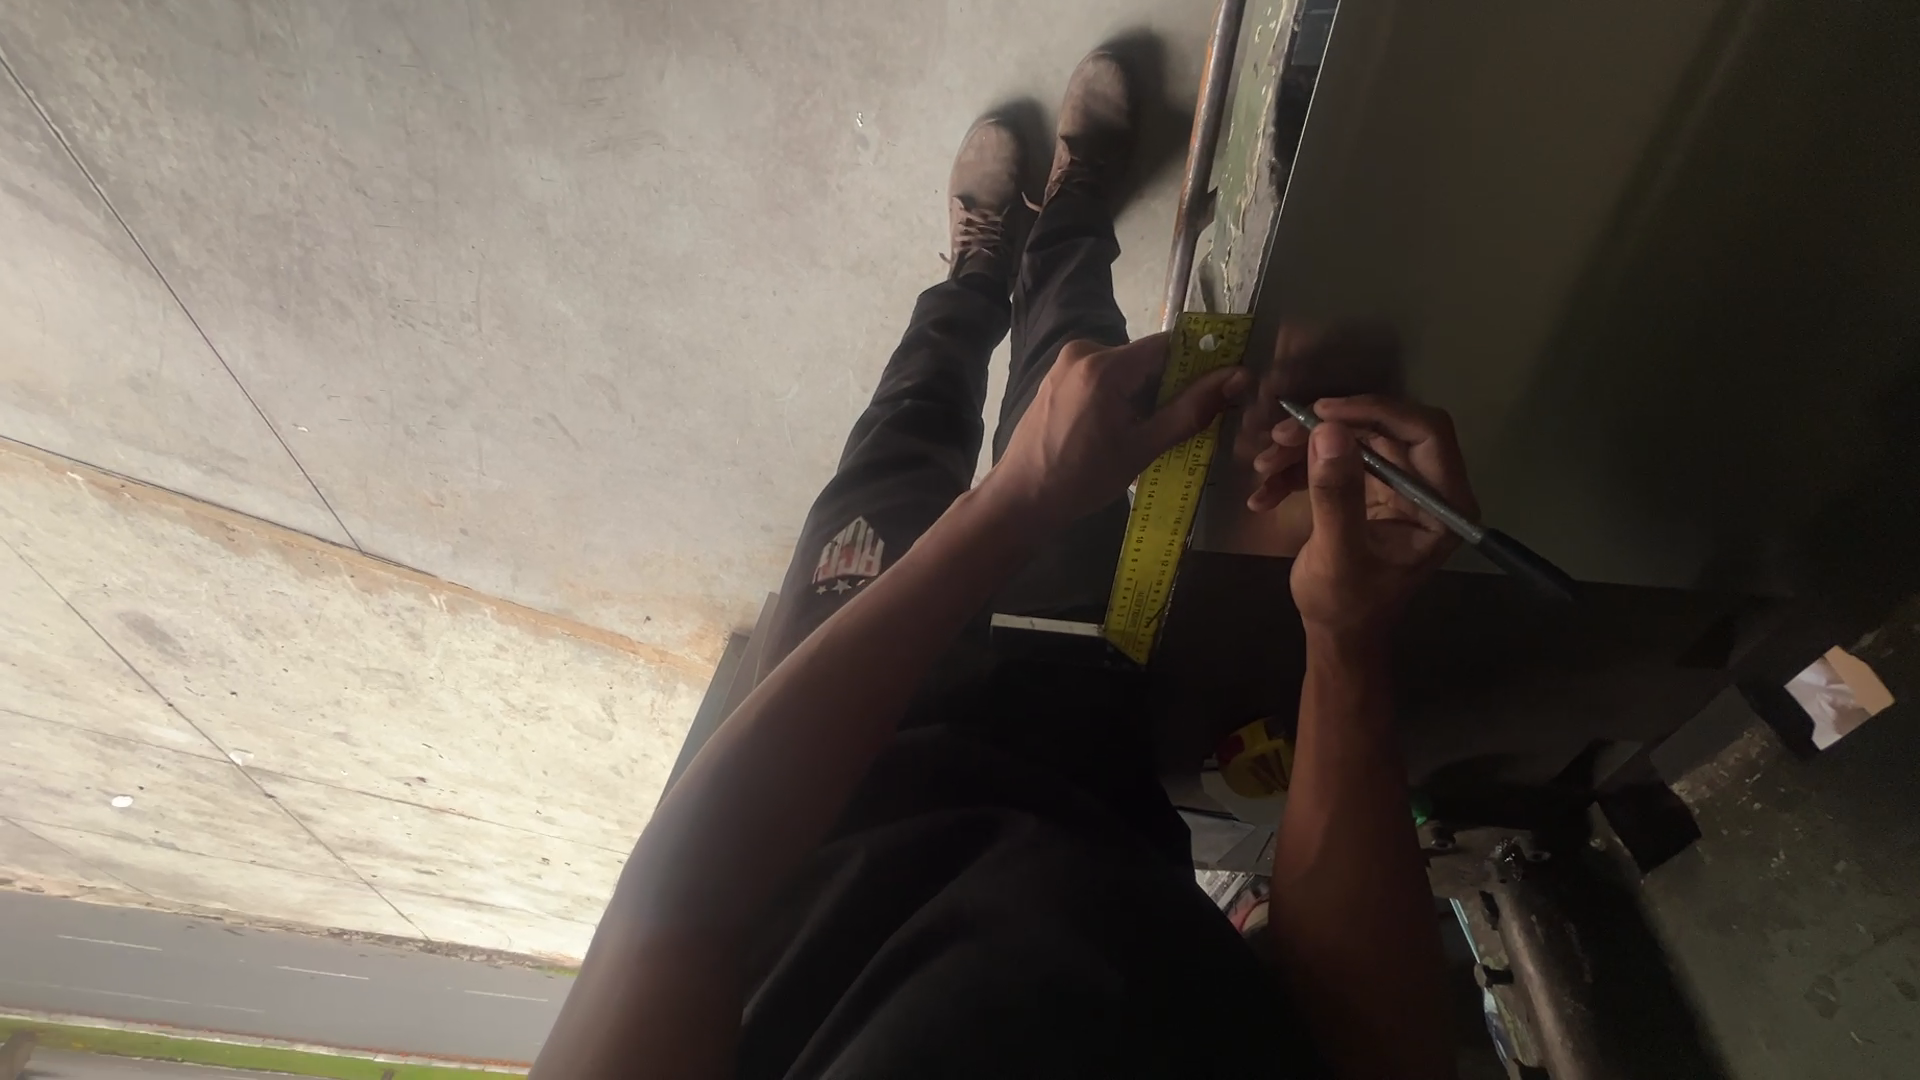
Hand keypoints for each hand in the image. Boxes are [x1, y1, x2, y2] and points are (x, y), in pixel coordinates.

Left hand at [988, 334, 1249, 531]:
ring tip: (1142, 433)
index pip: (1171, 346)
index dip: (1200, 365)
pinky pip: (1102, 377)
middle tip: (1177, 425)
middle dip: (1169, 386)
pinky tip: (1115, 430)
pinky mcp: (1057, 377)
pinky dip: (1119, 397)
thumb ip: (1191, 410)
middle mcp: (1083, 350)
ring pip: (1126, 369)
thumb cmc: (1081, 479)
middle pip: (1147, 358)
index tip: (1219, 390)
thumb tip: (1238, 378)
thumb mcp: (1142, 447)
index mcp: (1105, 365)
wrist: (1021, 497)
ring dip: (1143, 395)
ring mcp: (1065, 363)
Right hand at [1253, 396, 1476, 645]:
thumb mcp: (1337, 553)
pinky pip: (1333, 466)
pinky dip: (1296, 474)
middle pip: (1380, 433)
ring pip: (1350, 445)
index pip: (1424, 433)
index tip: (1322, 412)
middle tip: (1278, 438)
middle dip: (1325, 433)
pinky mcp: (1367, 494)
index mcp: (1440, 504)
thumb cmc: (1345, 605)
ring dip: (1302, 452)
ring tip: (1262, 468)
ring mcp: (1395, 490)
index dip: (1376, 412)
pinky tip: (1263, 493)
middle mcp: (1425, 489)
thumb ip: (1336, 495)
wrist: (1335, 634)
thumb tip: (1328, 432)